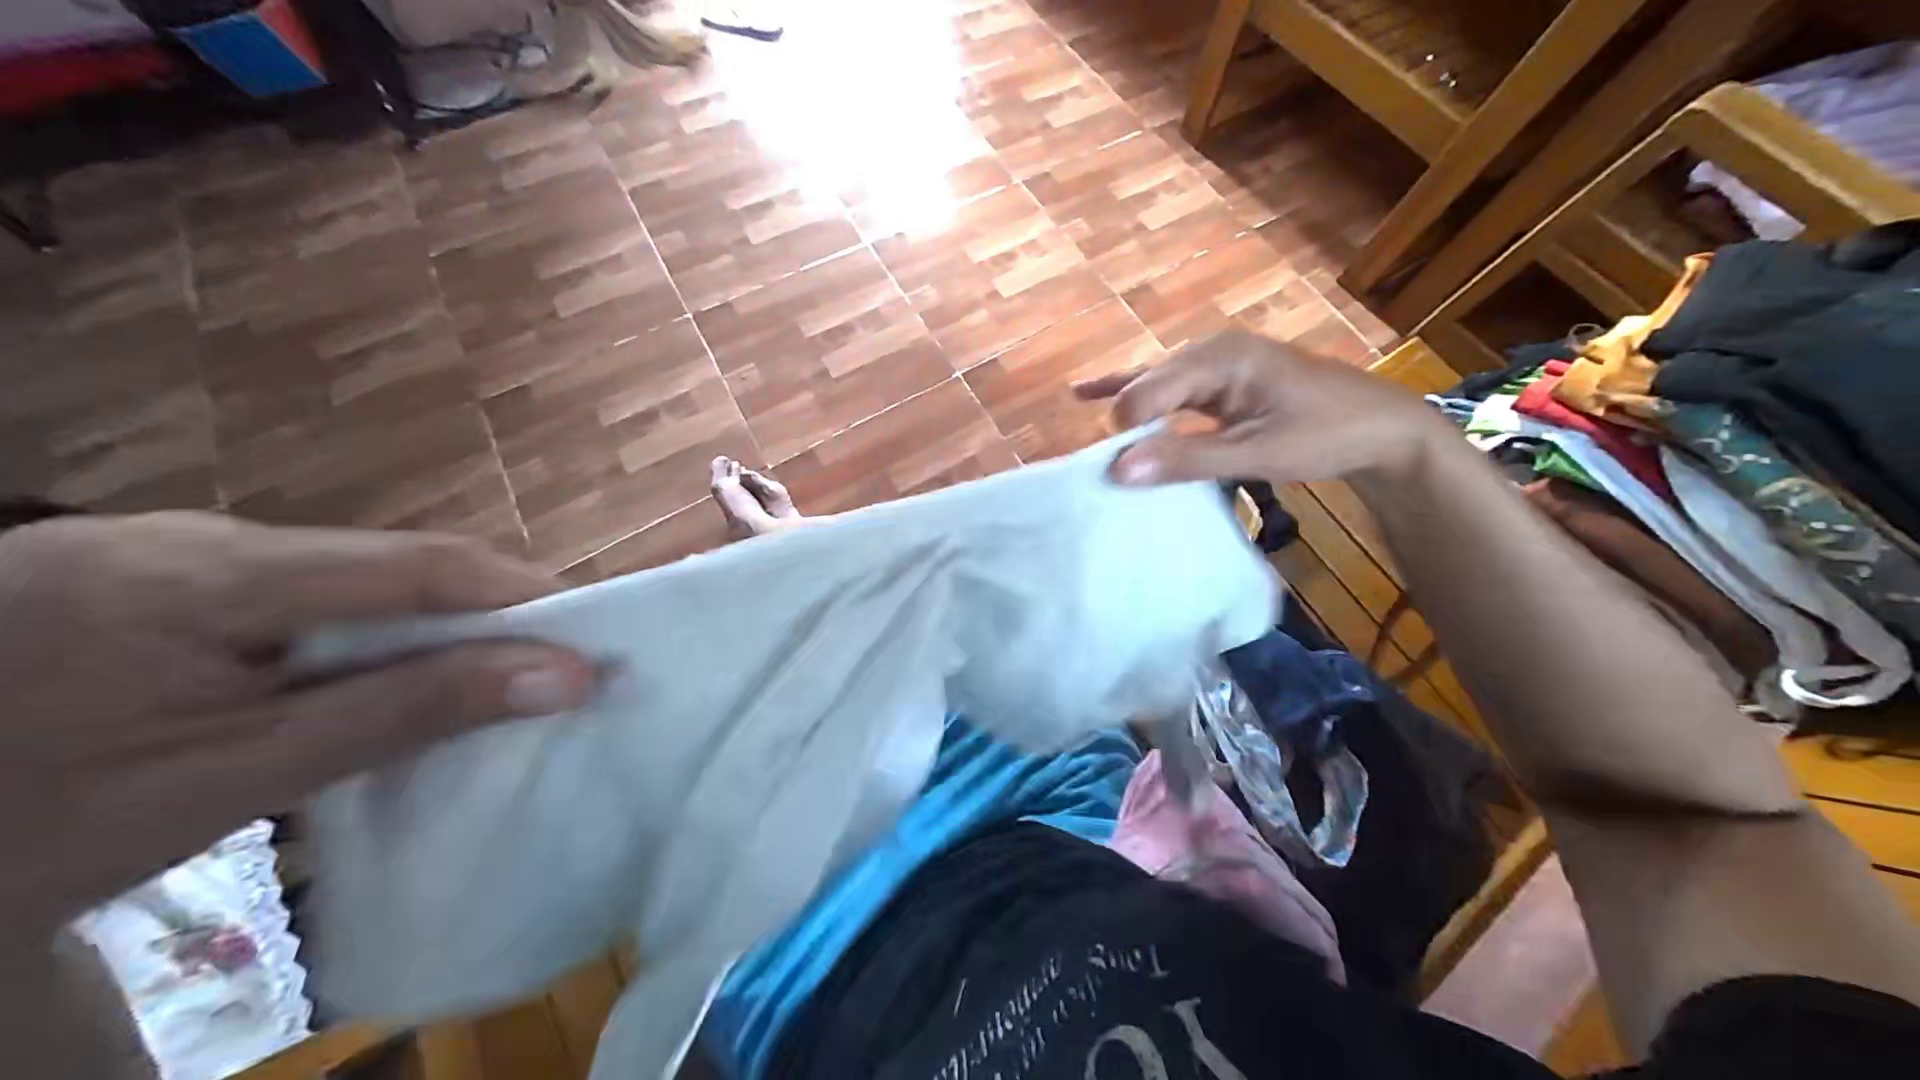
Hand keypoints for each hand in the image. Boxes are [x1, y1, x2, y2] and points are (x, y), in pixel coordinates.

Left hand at [0, 512, 596, 931]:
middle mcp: (192, 539)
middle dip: (481, 610)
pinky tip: (366, 673)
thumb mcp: (238, 775)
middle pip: (387, 562)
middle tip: (546, 664)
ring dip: (424, 624)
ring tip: (474, 675)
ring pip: (346, 577)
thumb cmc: (32, 821)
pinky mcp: (145, 581)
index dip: (522, 593)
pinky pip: (296, 593)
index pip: (418, 562)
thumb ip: (410, 710)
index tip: (594, 635)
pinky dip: (360, 631)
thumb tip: (564, 676)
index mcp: (205, 573)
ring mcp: (162, 555)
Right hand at [1074, 329, 1454, 487]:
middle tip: (1103, 469)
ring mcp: (1215, 363)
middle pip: (1145, 386)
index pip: (1147, 392)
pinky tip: (1086, 392)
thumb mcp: (1257, 453)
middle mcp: (1211, 351)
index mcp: (1220, 358)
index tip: (1118, 474)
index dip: (1126, 433)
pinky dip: (1133, 397)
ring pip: (1152, 388)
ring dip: (1125, 415)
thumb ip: (1187, 460)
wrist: (1383, 429)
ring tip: (1086, 441)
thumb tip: (1118, 470)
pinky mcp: (1219, 379)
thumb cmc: (1327, 436)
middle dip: (1122, 425)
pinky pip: (1167, 389)